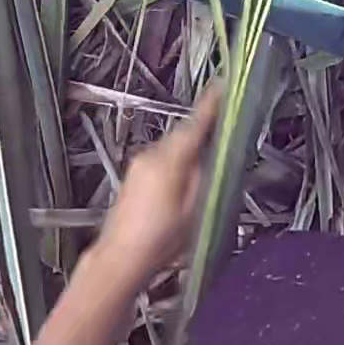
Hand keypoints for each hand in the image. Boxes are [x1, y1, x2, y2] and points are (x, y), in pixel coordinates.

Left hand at [85, 89, 221, 288]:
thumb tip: (210, 153)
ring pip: (171, 148)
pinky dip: (174, 165)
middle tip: (222, 137)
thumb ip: (204, 175)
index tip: (221, 87)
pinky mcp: (133, 175)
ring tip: (200, 177)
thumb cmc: (158, 240)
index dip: (210, 105)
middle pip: (182, 135)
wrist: (121, 257)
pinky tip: (180, 187)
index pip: (194, 125)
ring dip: (187, 154)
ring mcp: (138, 165)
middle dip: (201, 135)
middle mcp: (149, 156)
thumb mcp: (195, 209)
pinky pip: (160, 160)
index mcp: (168, 161)